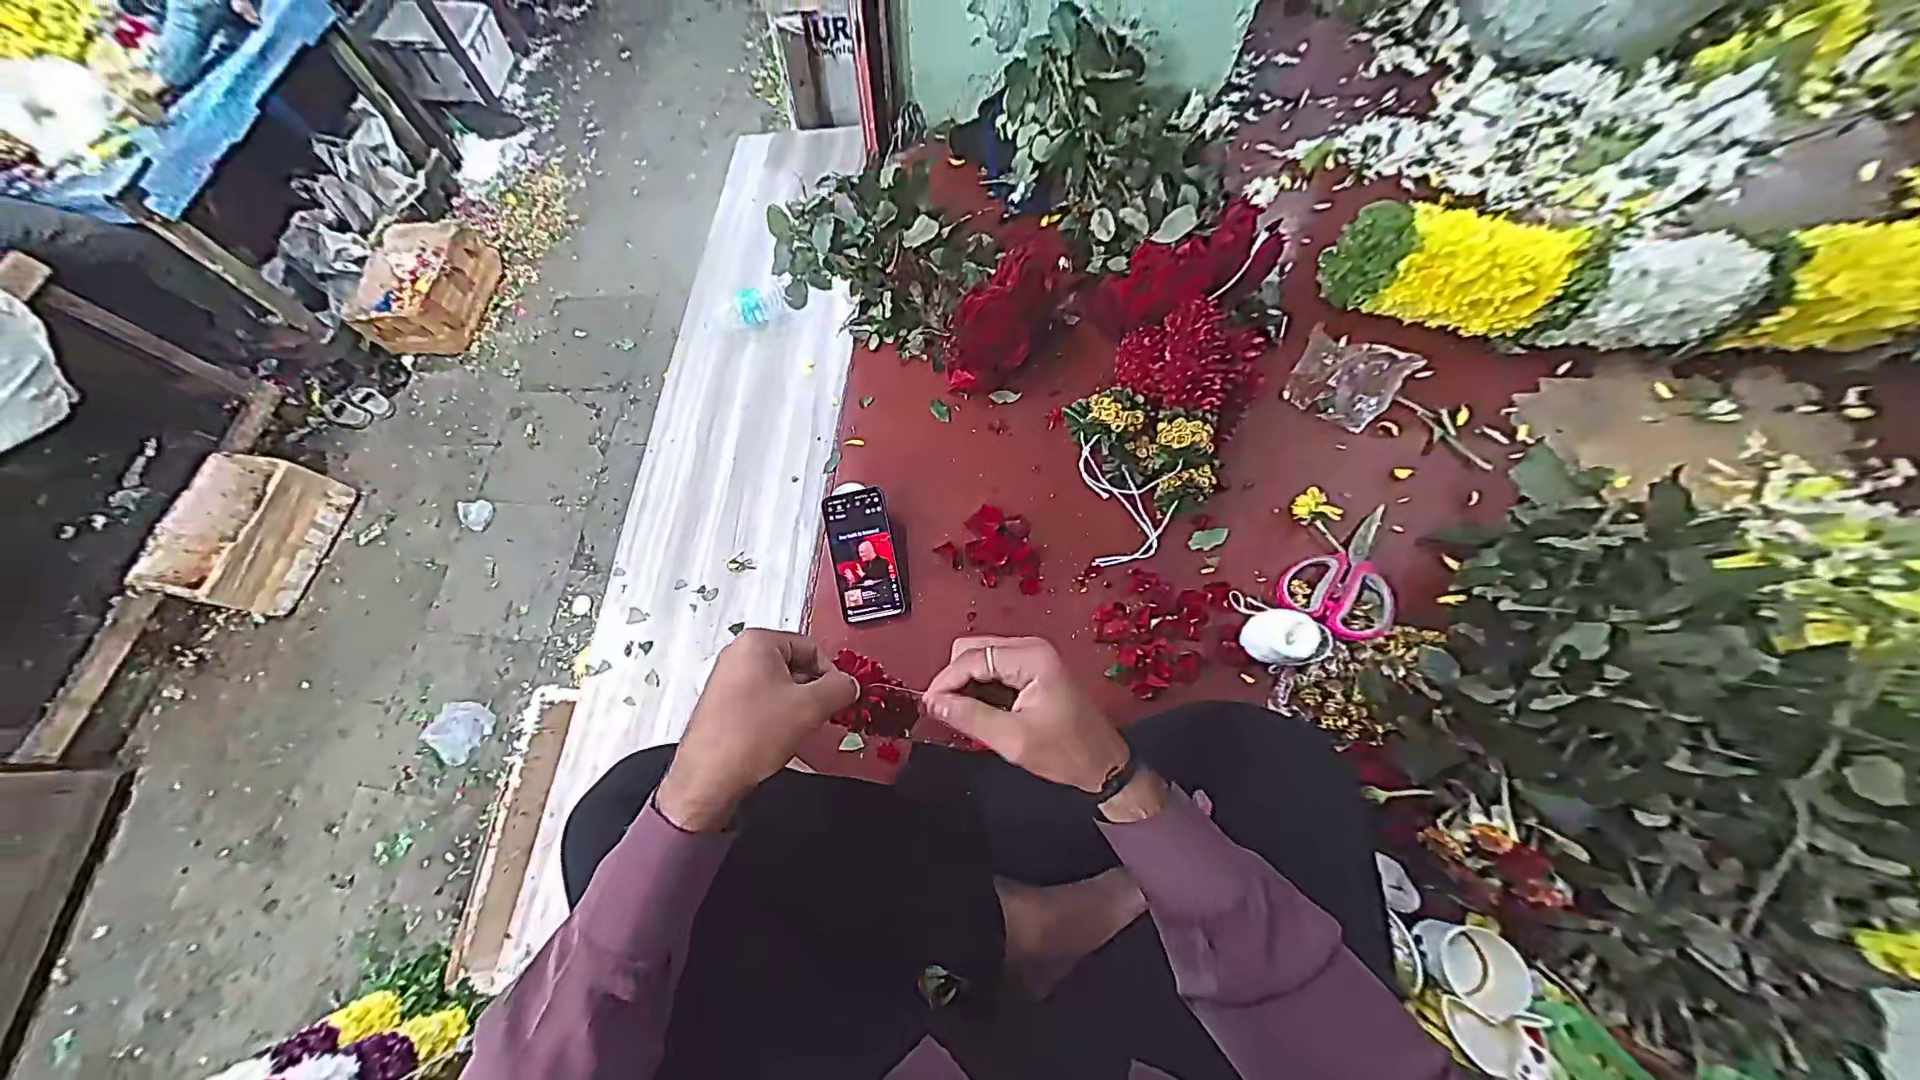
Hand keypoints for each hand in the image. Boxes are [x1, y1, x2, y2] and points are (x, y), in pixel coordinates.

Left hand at [654, 629, 857, 830]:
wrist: (707, 780)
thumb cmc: (753, 735)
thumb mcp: (810, 707)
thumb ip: (840, 688)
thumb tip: (850, 684)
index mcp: (757, 642)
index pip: (812, 648)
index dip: (830, 674)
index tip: (838, 698)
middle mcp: (738, 653)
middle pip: (796, 665)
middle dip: (813, 691)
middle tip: (820, 715)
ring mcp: (728, 678)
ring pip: (780, 685)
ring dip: (797, 706)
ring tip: (798, 729)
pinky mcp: (723, 703)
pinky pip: (762, 700)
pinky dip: (777, 715)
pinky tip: (779, 737)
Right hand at [922, 636, 1128, 792]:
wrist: (1104, 764)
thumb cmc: (1065, 752)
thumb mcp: (1013, 739)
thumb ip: (970, 716)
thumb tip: (933, 701)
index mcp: (1032, 656)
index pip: (973, 657)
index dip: (946, 680)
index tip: (928, 705)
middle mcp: (1031, 647)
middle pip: (974, 650)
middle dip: (954, 678)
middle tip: (943, 711)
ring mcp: (1033, 656)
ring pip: (981, 658)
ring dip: (966, 683)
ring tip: (959, 714)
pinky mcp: (1032, 668)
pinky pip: (994, 669)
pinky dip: (980, 686)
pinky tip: (977, 710)